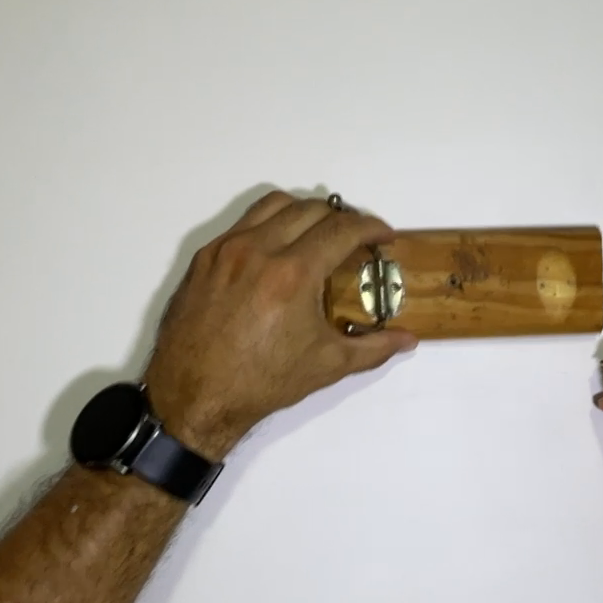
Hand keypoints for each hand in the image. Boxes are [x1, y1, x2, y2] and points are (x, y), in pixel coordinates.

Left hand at [144, 191, 417, 457]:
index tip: (384, 236)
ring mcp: (226, 250)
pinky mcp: (204, 259)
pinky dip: (269, 225)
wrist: (194, 397)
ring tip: (317, 234)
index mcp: (293, 274)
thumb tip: (408, 340)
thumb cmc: (263, 383)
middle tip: (356, 240)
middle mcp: (258, 250)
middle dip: (342, 218)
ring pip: (273, 205)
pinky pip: (242, 223)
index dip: (371, 227)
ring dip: (304, 212)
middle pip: (311, 209)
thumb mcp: (326, 365)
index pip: (343, 229)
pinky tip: (277, 251)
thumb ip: (374, 347)